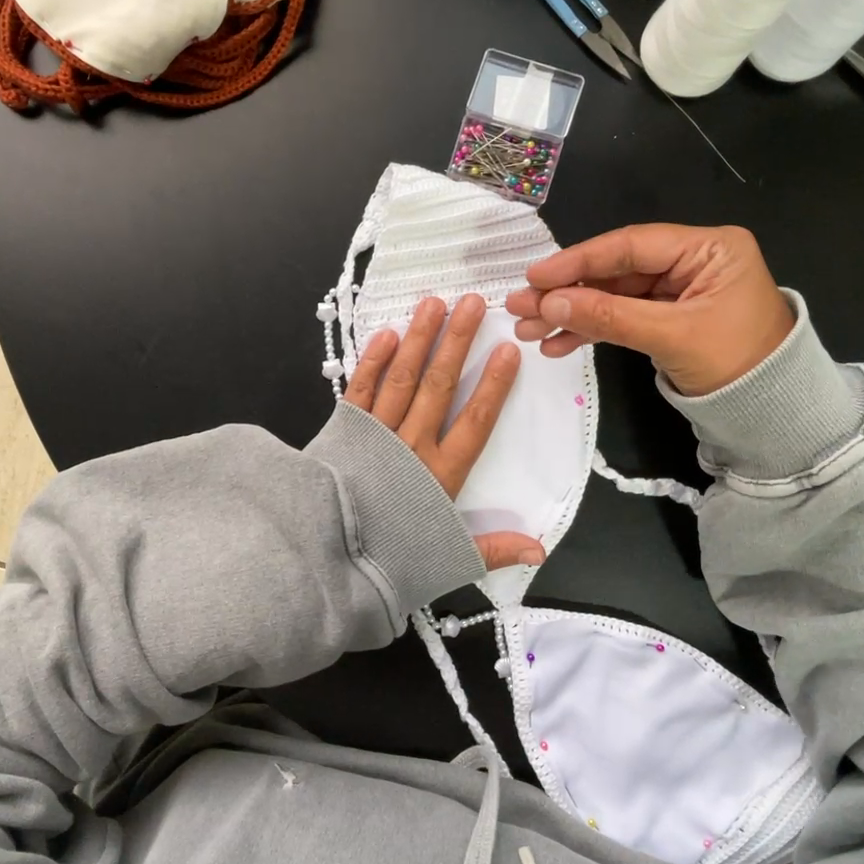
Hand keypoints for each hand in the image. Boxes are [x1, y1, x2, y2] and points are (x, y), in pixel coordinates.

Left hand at [343, 294, 546, 571]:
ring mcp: (376, 435)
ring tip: (433, 304)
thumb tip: (539, 550)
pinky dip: (373, 362)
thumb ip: (491, 549)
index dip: (494, 386)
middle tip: (472, 304)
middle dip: (457, 343)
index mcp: (440, 474)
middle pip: (439, 386)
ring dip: (419, 340)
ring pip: (403, 379)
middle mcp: (411, 446)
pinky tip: (386, 335)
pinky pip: (361, 391)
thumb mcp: (444, 558)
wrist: (325, 558)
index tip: (508, 351)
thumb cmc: (387, 559)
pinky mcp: (345, 432)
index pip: (476, 421)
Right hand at [505, 223, 794, 395]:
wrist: (774, 413)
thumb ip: (609, 316)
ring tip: (528, 332)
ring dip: (570, 314)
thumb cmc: (737, 364)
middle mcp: (692, 261)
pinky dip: (590, 330)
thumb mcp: (671, 336)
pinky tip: (558, 345)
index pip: (630, 245)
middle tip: (519, 308)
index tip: (535, 276)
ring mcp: (678, 290)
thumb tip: (549, 303)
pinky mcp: (668, 317)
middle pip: (615, 271)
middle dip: (566, 292)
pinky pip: (621, 317)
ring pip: (612, 296)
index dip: (578, 260)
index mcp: (708, 249)